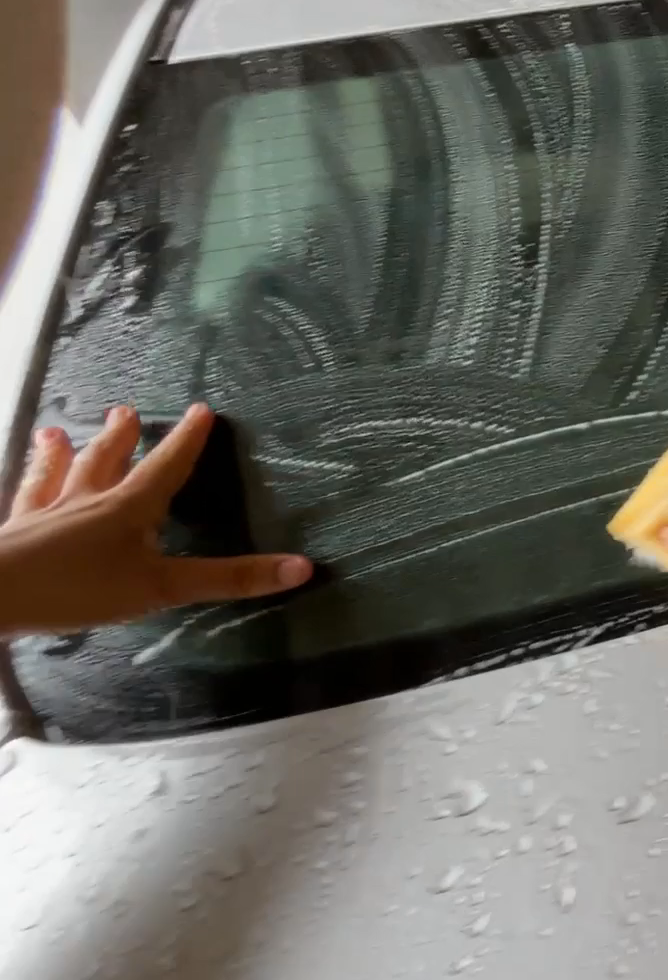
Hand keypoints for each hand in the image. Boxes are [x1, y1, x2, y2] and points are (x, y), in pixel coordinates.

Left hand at [0, 403, 311, 633]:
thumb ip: (231, 579)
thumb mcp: (163, 587)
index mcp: (126, 509)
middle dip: (119, 439)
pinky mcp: (4, 538)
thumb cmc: (72, 589)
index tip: (201, 409)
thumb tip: (305, 566)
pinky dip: (19, 488)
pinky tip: (16, 483)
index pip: (166, 467)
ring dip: (57, 455)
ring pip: (52, 477)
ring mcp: (35, 520)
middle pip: (105, 463)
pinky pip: (15, 504)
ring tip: (53, 432)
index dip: (187, 440)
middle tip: (123, 411)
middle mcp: (82, 504)